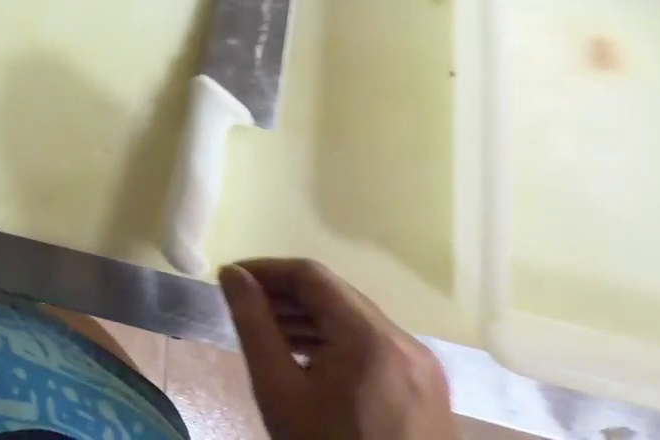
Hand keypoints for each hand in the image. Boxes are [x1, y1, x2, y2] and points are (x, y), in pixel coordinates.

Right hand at [220, 259, 456, 439]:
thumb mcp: (277, 387)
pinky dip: (336, 339)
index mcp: (370, 338)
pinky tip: (309, 360)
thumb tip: (232, 274)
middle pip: (335, 293)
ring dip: (309, 315)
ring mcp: (423, 368)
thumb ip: (252, 322)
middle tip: (245, 306)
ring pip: (355, 318)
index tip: (231, 281)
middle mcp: (405, 342)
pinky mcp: (428, 390)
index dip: (265, 270)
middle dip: (285, 293)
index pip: (310, 275)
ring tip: (270, 333)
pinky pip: (374, 345)